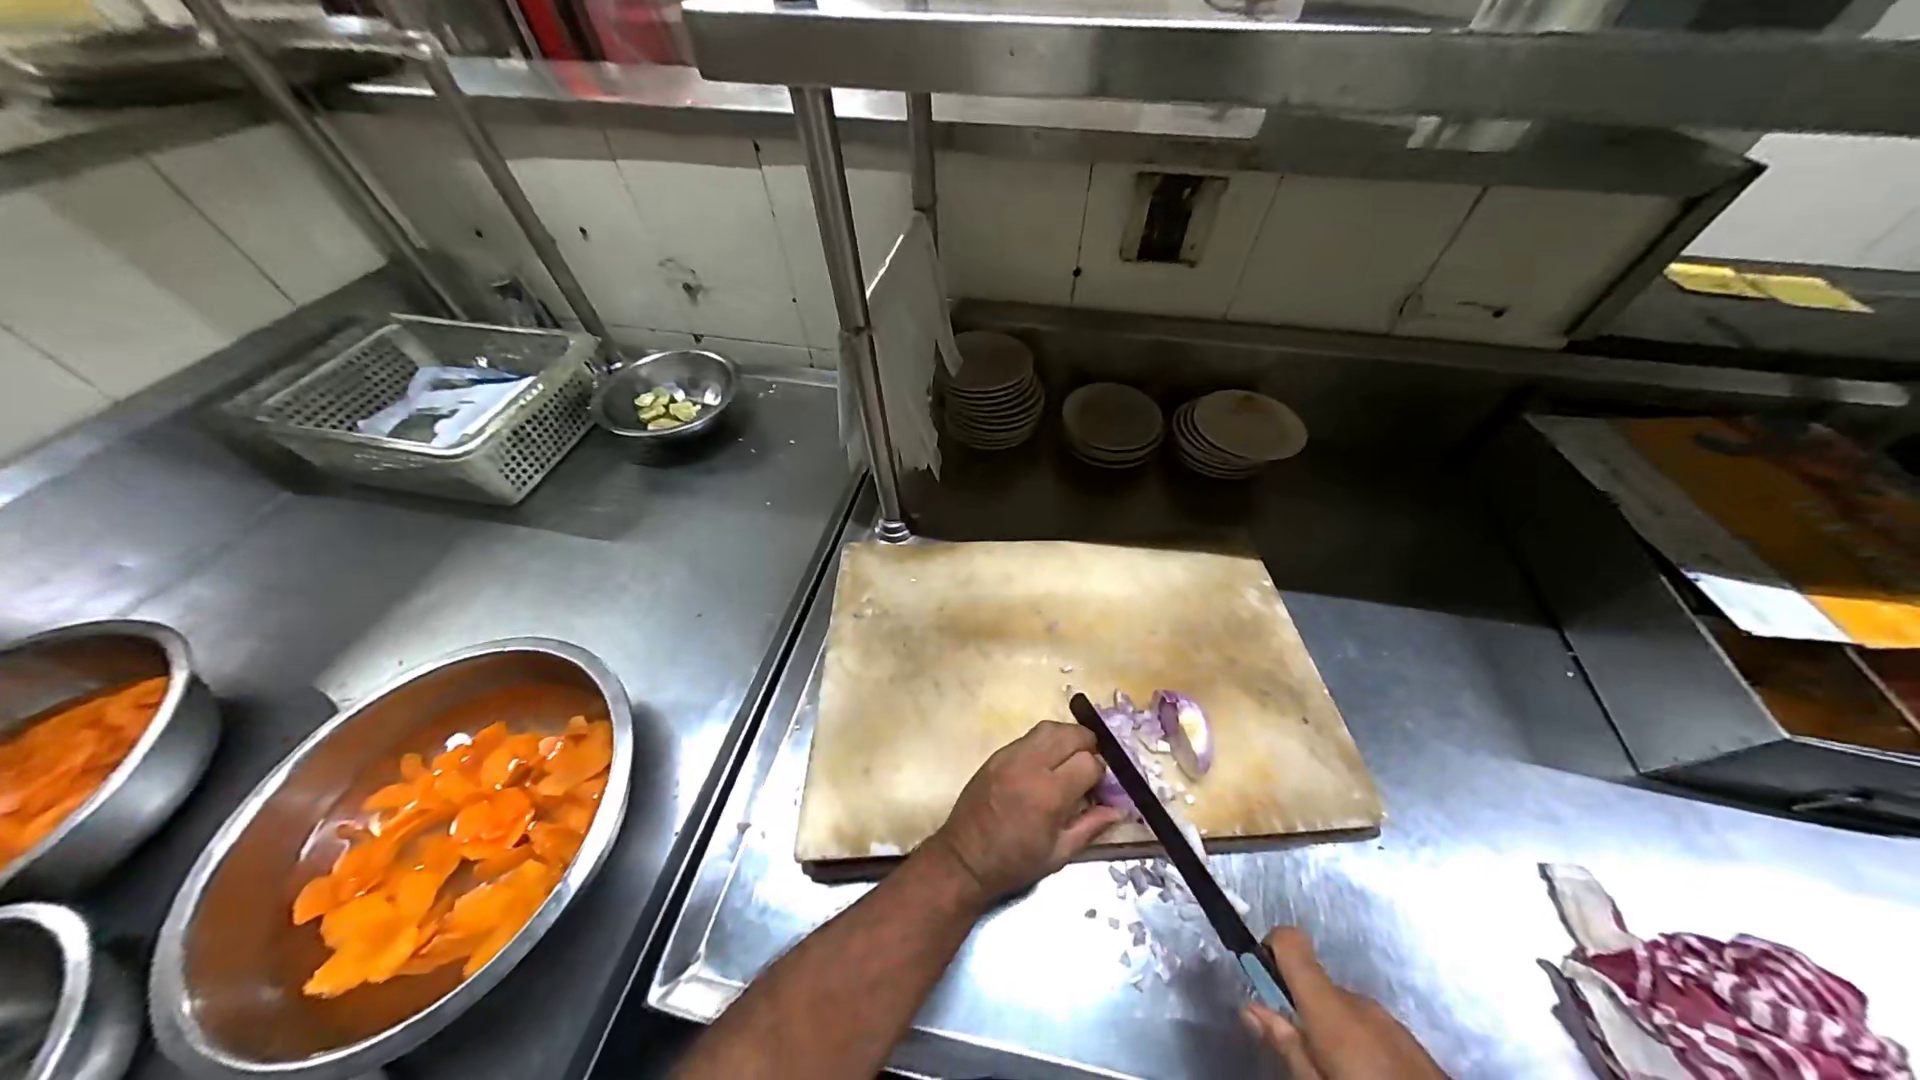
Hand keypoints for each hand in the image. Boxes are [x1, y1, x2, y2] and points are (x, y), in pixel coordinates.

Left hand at [924, 721, 1123, 904]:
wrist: (964, 859)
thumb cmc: (1014, 863)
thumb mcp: (1059, 853)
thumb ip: (1091, 826)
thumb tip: (1119, 808)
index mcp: (1048, 794)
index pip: (1088, 762)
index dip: (1100, 773)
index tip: (1099, 787)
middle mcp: (1029, 766)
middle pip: (1071, 734)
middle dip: (1088, 746)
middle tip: (1091, 764)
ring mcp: (1009, 756)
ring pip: (1048, 728)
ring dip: (1067, 737)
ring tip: (1072, 757)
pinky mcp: (996, 755)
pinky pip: (1028, 737)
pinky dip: (1045, 742)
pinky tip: (1047, 762)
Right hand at [1242, 927, 1447, 1079]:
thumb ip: (1285, 1044)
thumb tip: (1251, 1007)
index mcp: (1329, 1007)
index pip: (1291, 942)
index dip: (1270, 948)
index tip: (1260, 979)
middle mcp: (1358, 1001)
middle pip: (1313, 984)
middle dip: (1299, 1010)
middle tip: (1299, 1054)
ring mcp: (1388, 1020)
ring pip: (1341, 1009)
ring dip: (1329, 1031)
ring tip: (1335, 1074)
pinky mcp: (1410, 1041)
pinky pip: (1367, 1027)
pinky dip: (1356, 1044)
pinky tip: (1364, 1077)